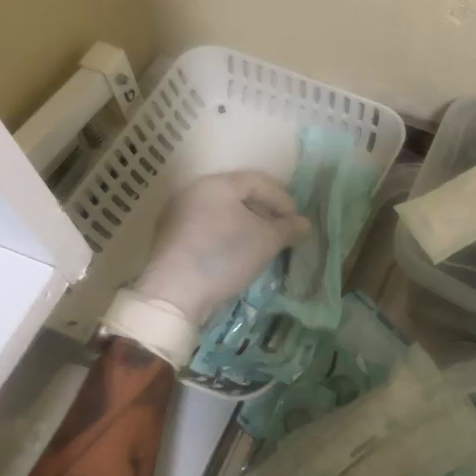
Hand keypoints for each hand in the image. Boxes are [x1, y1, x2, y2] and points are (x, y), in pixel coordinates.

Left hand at [132, 170, 311, 325]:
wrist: (175, 293)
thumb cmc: (224, 256)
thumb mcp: (266, 241)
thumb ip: (288, 228)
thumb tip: (304, 223)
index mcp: (216, 184)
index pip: (258, 181)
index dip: (282, 199)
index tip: (296, 220)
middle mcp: (193, 192)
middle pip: (238, 195)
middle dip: (264, 211)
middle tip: (281, 231)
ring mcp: (178, 214)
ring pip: (222, 212)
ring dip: (246, 224)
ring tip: (262, 244)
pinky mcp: (171, 237)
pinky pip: (207, 227)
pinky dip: (227, 235)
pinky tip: (237, 254)